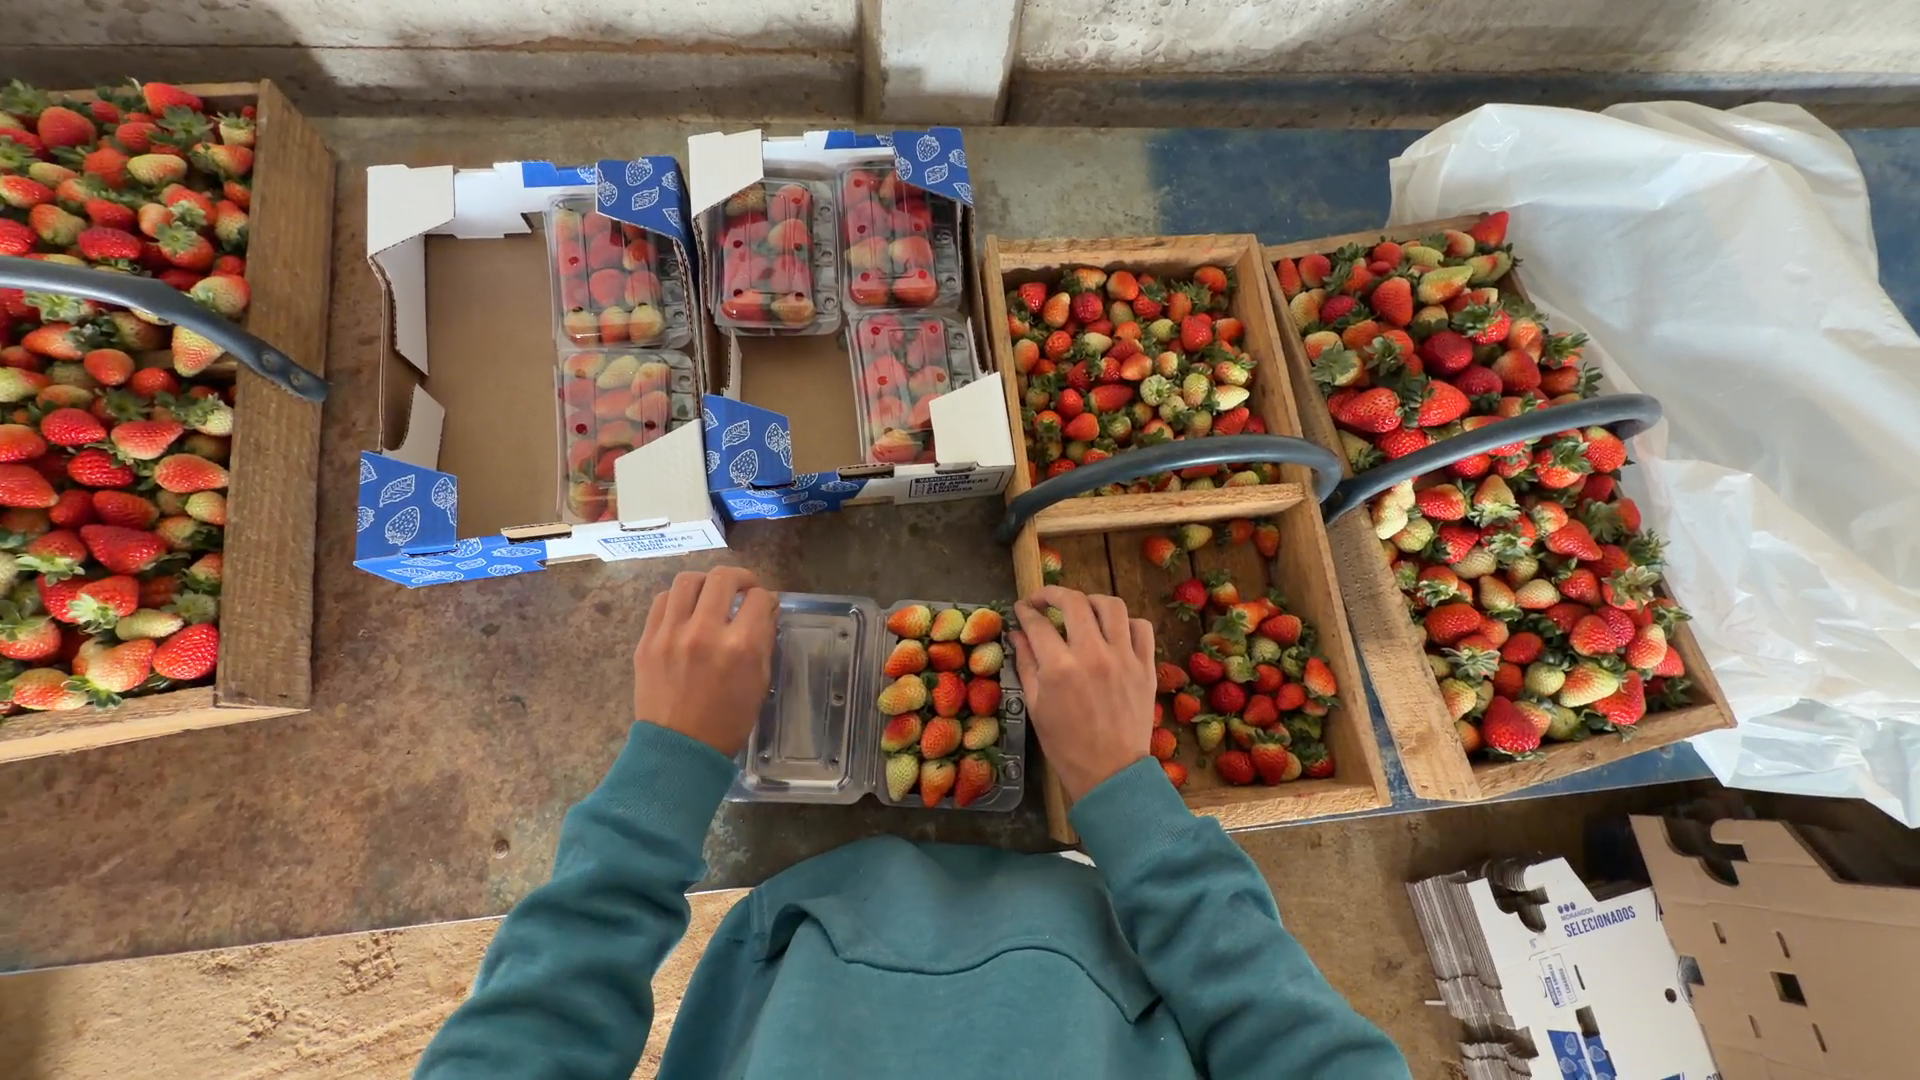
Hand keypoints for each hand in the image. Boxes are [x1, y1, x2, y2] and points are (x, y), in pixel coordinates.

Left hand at [633, 568, 777, 755]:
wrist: (679, 749)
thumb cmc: (728, 721)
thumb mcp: (760, 681)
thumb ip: (763, 640)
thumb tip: (764, 610)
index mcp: (740, 647)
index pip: (759, 599)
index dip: (766, 599)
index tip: (764, 606)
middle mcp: (705, 632)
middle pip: (724, 578)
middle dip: (741, 578)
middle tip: (744, 589)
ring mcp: (671, 634)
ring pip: (688, 580)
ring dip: (706, 583)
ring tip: (712, 595)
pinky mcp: (647, 641)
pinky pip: (662, 601)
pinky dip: (679, 599)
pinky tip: (687, 611)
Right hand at [1009, 585, 1156, 801]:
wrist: (1110, 773)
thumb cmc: (1065, 744)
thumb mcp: (1035, 705)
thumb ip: (1026, 663)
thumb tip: (1017, 633)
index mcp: (1060, 667)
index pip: (1038, 623)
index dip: (1026, 611)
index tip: (1022, 609)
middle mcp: (1093, 654)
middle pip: (1073, 602)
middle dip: (1052, 594)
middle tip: (1043, 600)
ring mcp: (1124, 658)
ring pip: (1111, 605)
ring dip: (1091, 600)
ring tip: (1081, 609)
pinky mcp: (1146, 666)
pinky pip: (1141, 628)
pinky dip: (1126, 622)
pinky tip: (1113, 631)